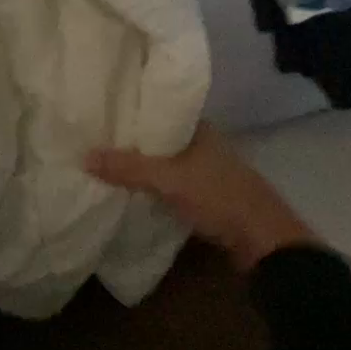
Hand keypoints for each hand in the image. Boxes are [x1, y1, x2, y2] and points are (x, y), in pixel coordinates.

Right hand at [87, 121, 316, 271]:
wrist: (269, 246)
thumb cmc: (221, 197)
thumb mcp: (168, 179)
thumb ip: (127, 167)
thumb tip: (82, 156)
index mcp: (198, 127)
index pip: (157, 106)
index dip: (130, 104)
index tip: (99, 103)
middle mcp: (203, 143)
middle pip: (157, 134)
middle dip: (130, 135)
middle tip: (93, 131)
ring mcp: (207, 170)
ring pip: (164, 158)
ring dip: (140, 160)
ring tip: (104, 156)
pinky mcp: (208, 195)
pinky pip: (170, 179)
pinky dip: (152, 180)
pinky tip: (130, 183)